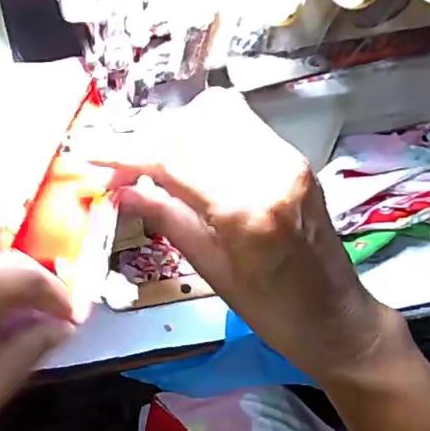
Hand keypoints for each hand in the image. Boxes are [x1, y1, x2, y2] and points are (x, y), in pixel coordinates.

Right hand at [86, 88, 396, 373]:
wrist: (339, 319)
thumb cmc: (272, 312)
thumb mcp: (209, 270)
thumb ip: (165, 218)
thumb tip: (121, 190)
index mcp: (245, 211)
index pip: (172, 159)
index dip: (123, 150)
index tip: (90, 150)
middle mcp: (269, 172)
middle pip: (190, 125)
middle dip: (145, 138)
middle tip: (119, 166)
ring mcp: (286, 159)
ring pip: (215, 111)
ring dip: (174, 130)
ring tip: (153, 162)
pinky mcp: (293, 157)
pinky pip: (239, 123)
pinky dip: (202, 132)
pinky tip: (189, 159)